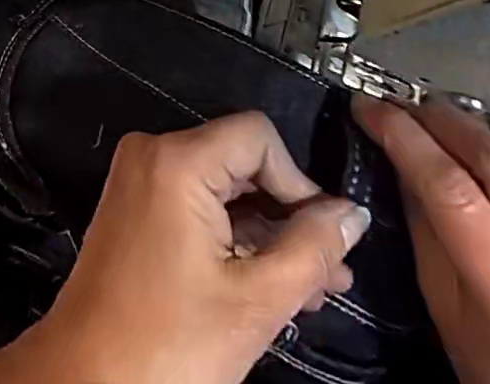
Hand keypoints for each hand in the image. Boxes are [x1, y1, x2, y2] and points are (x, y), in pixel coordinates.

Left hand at [0, 112, 371, 383]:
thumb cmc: (162, 351)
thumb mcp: (254, 301)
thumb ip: (312, 249)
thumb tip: (351, 215)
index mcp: (177, 161)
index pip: (260, 137)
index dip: (299, 182)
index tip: (324, 231)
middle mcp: (154, 154)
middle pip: (243, 161)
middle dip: (290, 214)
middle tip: (330, 264)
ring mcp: (142, 179)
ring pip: (225, 187)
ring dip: (268, 231)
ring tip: (312, 282)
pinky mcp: (138, 206)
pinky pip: (200, 203)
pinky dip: (234, 235)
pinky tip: (270, 278)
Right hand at [354, 97, 489, 383]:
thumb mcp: (450, 321)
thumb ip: (428, 232)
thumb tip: (402, 152)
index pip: (460, 202)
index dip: (409, 142)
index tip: (374, 109)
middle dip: (449, 121)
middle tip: (406, 102)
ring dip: (483, 124)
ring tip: (440, 114)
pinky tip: (488, 144)